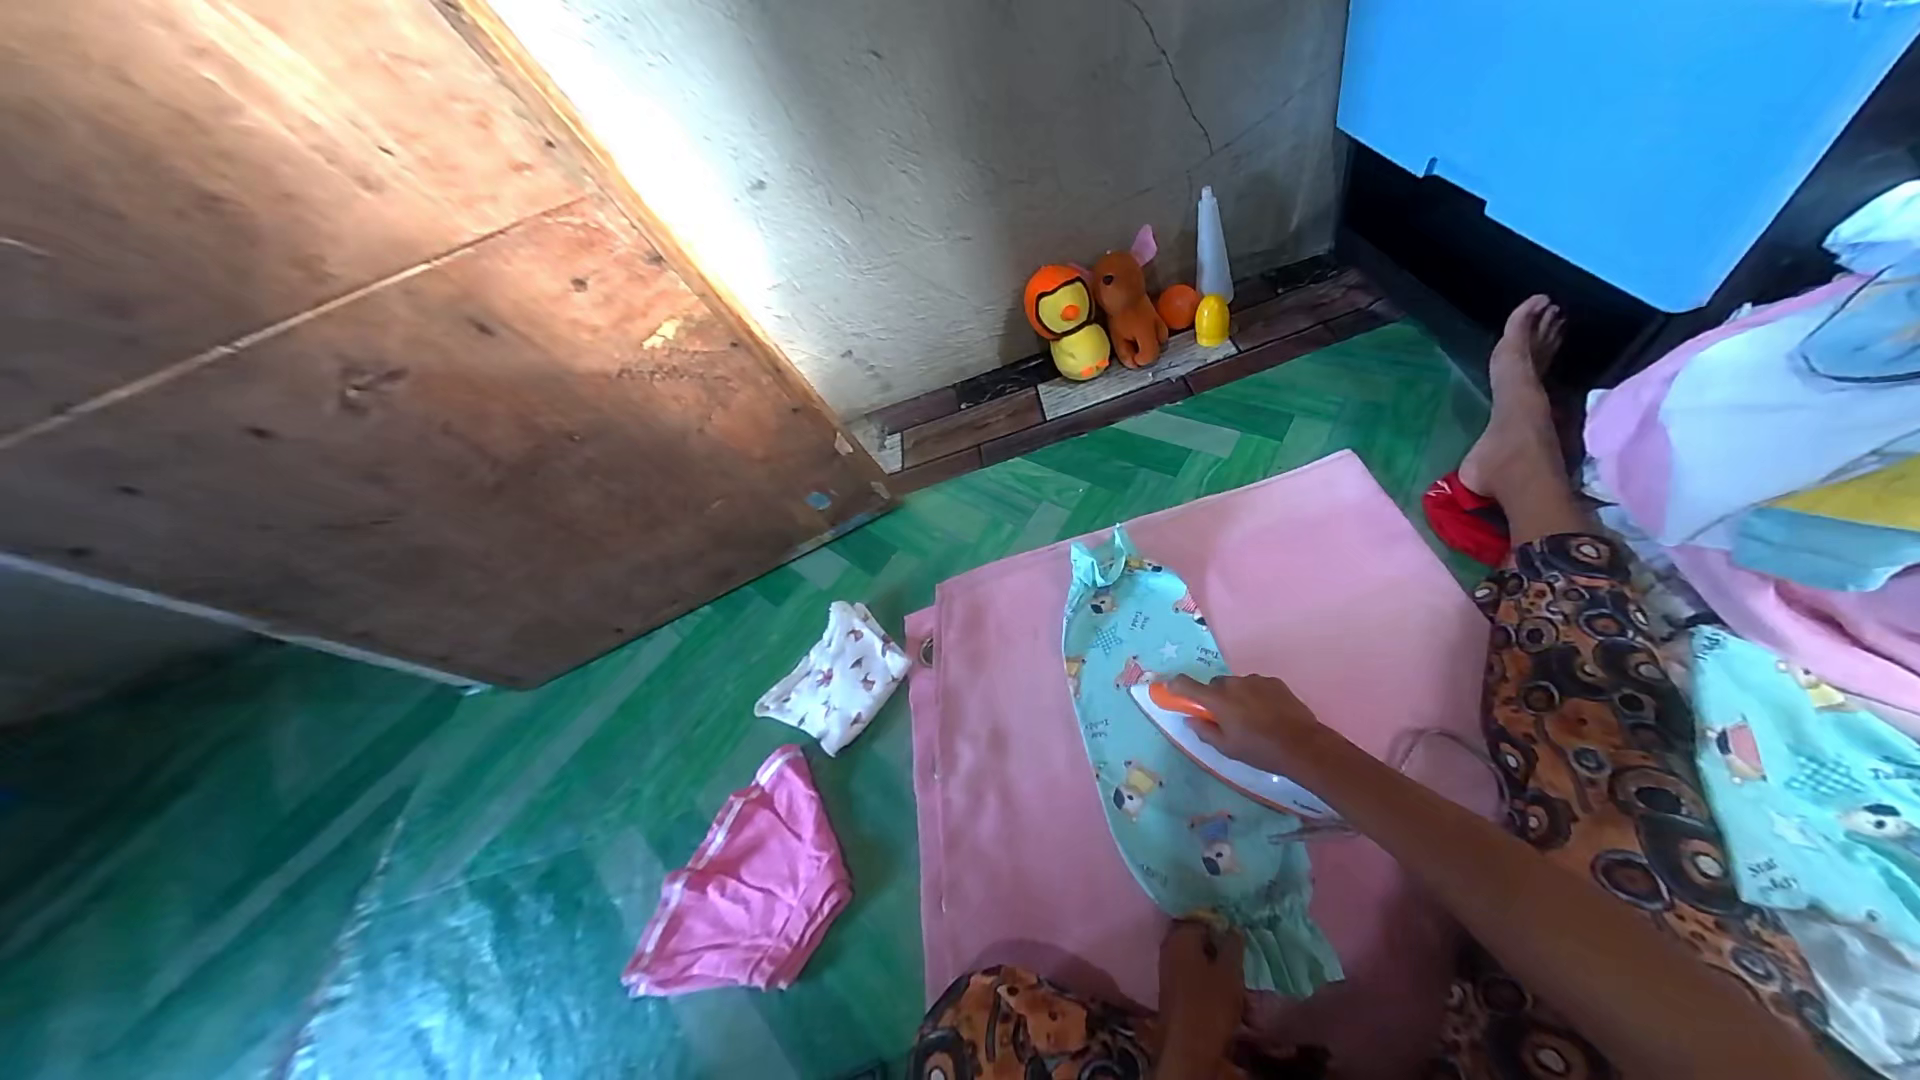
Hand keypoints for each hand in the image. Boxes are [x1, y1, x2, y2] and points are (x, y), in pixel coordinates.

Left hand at [1156, 917, 1243, 1077]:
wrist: (1187, 1047)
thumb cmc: (1209, 1004)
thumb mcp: (1229, 972)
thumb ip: (1232, 945)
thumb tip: (1233, 926)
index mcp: (1180, 936)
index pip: (1201, 918)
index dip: (1222, 924)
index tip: (1239, 935)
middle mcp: (1169, 946)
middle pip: (1198, 939)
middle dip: (1220, 949)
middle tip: (1240, 962)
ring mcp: (1168, 967)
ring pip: (1198, 959)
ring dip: (1218, 968)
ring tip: (1238, 984)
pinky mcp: (1172, 988)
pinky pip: (1193, 975)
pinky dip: (1209, 981)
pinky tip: (1226, 996)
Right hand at [1168, 673, 1322, 776]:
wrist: (1303, 745)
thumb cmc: (1260, 749)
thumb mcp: (1227, 748)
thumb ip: (1205, 731)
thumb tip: (1192, 720)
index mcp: (1217, 699)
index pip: (1186, 684)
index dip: (1176, 685)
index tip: (1172, 689)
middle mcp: (1233, 683)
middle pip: (1215, 685)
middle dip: (1216, 697)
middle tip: (1225, 717)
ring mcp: (1255, 680)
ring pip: (1237, 685)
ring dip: (1238, 696)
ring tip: (1252, 717)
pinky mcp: (1274, 682)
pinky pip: (1257, 686)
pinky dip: (1256, 695)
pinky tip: (1269, 713)